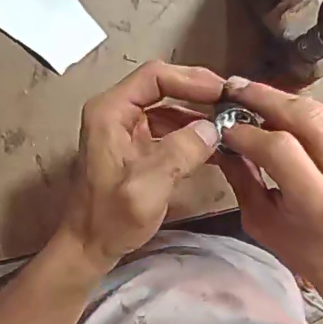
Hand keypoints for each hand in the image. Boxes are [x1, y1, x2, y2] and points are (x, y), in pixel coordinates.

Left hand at [54, 60, 225, 271]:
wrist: (88, 246)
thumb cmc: (110, 218)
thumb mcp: (147, 186)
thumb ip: (179, 153)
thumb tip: (214, 128)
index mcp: (110, 111)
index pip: (155, 76)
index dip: (192, 80)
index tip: (224, 92)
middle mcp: (116, 112)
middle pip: (163, 86)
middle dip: (200, 93)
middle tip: (234, 104)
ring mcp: (125, 129)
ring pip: (169, 106)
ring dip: (199, 113)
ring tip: (231, 123)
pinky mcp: (136, 147)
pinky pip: (168, 128)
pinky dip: (192, 133)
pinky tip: (216, 144)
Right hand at [213, 77, 322, 313]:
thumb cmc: (303, 251)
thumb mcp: (261, 220)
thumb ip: (242, 176)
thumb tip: (219, 140)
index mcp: (321, 205)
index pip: (281, 149)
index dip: (247, 132)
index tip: (222, 126)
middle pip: (306, 118)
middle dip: (265, 98)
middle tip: (234, 89)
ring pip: (319, 112)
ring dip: (281, 100)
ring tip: (250, 95)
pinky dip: (299, 112)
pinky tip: (277, 111)